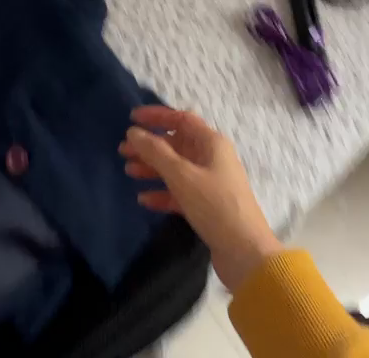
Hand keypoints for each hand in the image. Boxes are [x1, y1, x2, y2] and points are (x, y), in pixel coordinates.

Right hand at [121, 105, 283, 289]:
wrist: (245, 252)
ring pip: (176, 168)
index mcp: (212, 143)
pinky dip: (162, 192)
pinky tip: (143, 199)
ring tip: (128, 171)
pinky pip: (180, 192)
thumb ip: (156, 152)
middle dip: (150, 146)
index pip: (182, 119)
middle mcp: (212, 158)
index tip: (132, 118)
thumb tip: (134, 132)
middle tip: (123, 150)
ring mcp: (210, 182)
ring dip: (153, 168)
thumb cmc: (214, 205)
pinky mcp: (206, 206)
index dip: (157, 116)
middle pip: (177, 145)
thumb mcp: (182, 176)